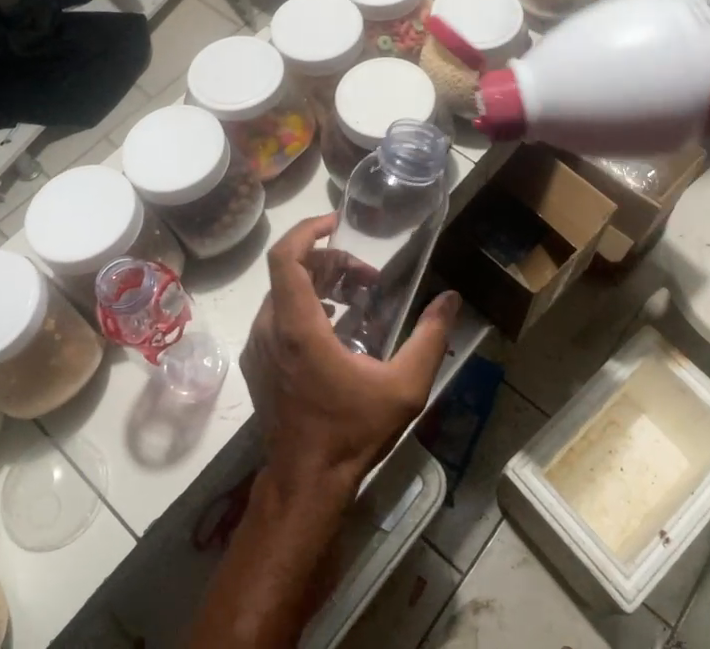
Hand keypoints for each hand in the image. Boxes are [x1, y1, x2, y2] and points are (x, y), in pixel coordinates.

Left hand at [241, 214, 459, 492]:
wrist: (306, 482)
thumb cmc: (352, 432)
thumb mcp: (404, 387)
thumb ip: (430, 338)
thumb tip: (451, 299)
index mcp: (298, 327)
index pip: (286, 257)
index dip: (307, 230)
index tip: (337, 225)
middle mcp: (270, 330)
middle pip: (291, 272)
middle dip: (330, 263)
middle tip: (368, 278)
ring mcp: (259, 349)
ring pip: (283, 295)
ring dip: (320, 286)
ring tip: (359, 301)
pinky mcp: (258, 366)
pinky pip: (277, 319)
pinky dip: (306, 309)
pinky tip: (339, 331)